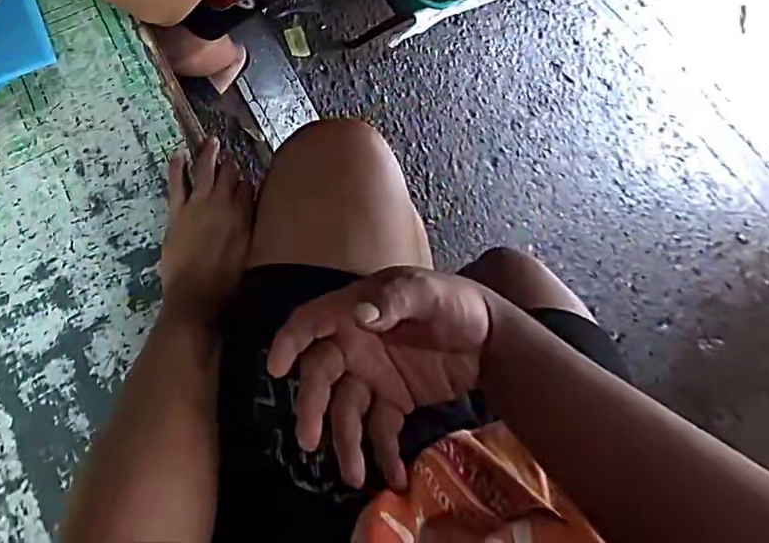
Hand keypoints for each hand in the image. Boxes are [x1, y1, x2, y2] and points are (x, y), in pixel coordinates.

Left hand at [159, 137, 252, 325]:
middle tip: (229, 161)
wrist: (197, 297)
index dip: (246, 182)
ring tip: (211, 141)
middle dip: (231, 165)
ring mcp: (200, 204)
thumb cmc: (227, 285)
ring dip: (209, 153)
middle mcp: (225, 204)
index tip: (244, 181)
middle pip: (231, 174)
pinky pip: (178, 181)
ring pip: (207, 169)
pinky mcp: (179, 210)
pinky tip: (178, 153)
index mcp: (245, 217)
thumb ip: (252, 232)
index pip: (248, 187)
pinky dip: (177, 165)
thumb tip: (255, 217)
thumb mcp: (250, 257)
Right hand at [266, 267, 494, 490]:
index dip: (289, 341)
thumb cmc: (455, 301)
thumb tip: (360, 316)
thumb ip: (394, 300)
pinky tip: (394, 476)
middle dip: (311, 406)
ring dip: (344, 441)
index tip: (274, 369)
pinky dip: (383, 453)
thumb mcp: (427, 292)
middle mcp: (356, 343)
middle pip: (321, 373)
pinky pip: (380, 429)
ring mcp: (374, 374)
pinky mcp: (396, 400)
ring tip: (355, 476)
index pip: (311, 322)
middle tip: (309, 440)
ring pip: (346, 408)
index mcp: (355, 309)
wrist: (495, 335)